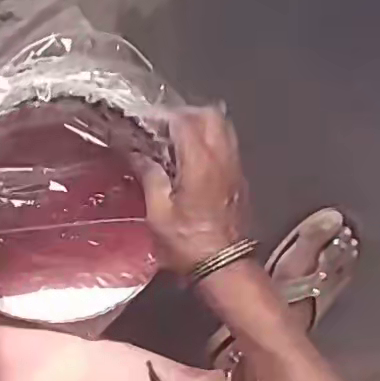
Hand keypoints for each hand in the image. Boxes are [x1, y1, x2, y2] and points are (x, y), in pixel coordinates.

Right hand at [132, 105, 249, 272]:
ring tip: (176, 140)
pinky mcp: (239, 180)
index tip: (144, 121)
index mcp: (200, 163)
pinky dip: (209, 142)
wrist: (224, 266)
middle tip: (162, 126)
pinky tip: (191, 159)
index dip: (161, 116)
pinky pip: (227, 146)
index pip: (183, 121)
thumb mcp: (158, 214)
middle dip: (184, 114)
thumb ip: (150, 177)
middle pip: (209, 115)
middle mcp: (222, 159)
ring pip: (222, 128)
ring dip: (200, 126)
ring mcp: (234, 168)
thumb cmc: (189, 244)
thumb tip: (140, 157)